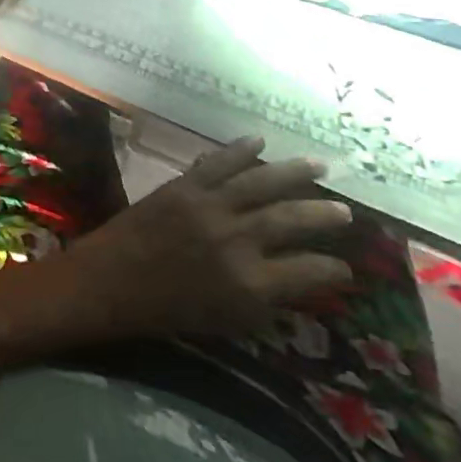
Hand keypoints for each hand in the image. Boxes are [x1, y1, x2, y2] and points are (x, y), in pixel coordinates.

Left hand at [61, 137, 353, 337]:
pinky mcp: (182, 187)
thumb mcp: (231, 319)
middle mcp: (236, 240)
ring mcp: (208, 207)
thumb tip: (304, 279)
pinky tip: (259, 142)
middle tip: (345, 210)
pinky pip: (217, 163)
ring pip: (260, 182)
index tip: (345, 267)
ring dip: (293, 172)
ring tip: (319, 165)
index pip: (311, 271)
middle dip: (323, 214)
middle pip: (292, 220)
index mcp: (252, 282)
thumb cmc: (172, 309)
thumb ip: (270, 298)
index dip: (333, 269)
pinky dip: (239, 150)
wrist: (115, 278)